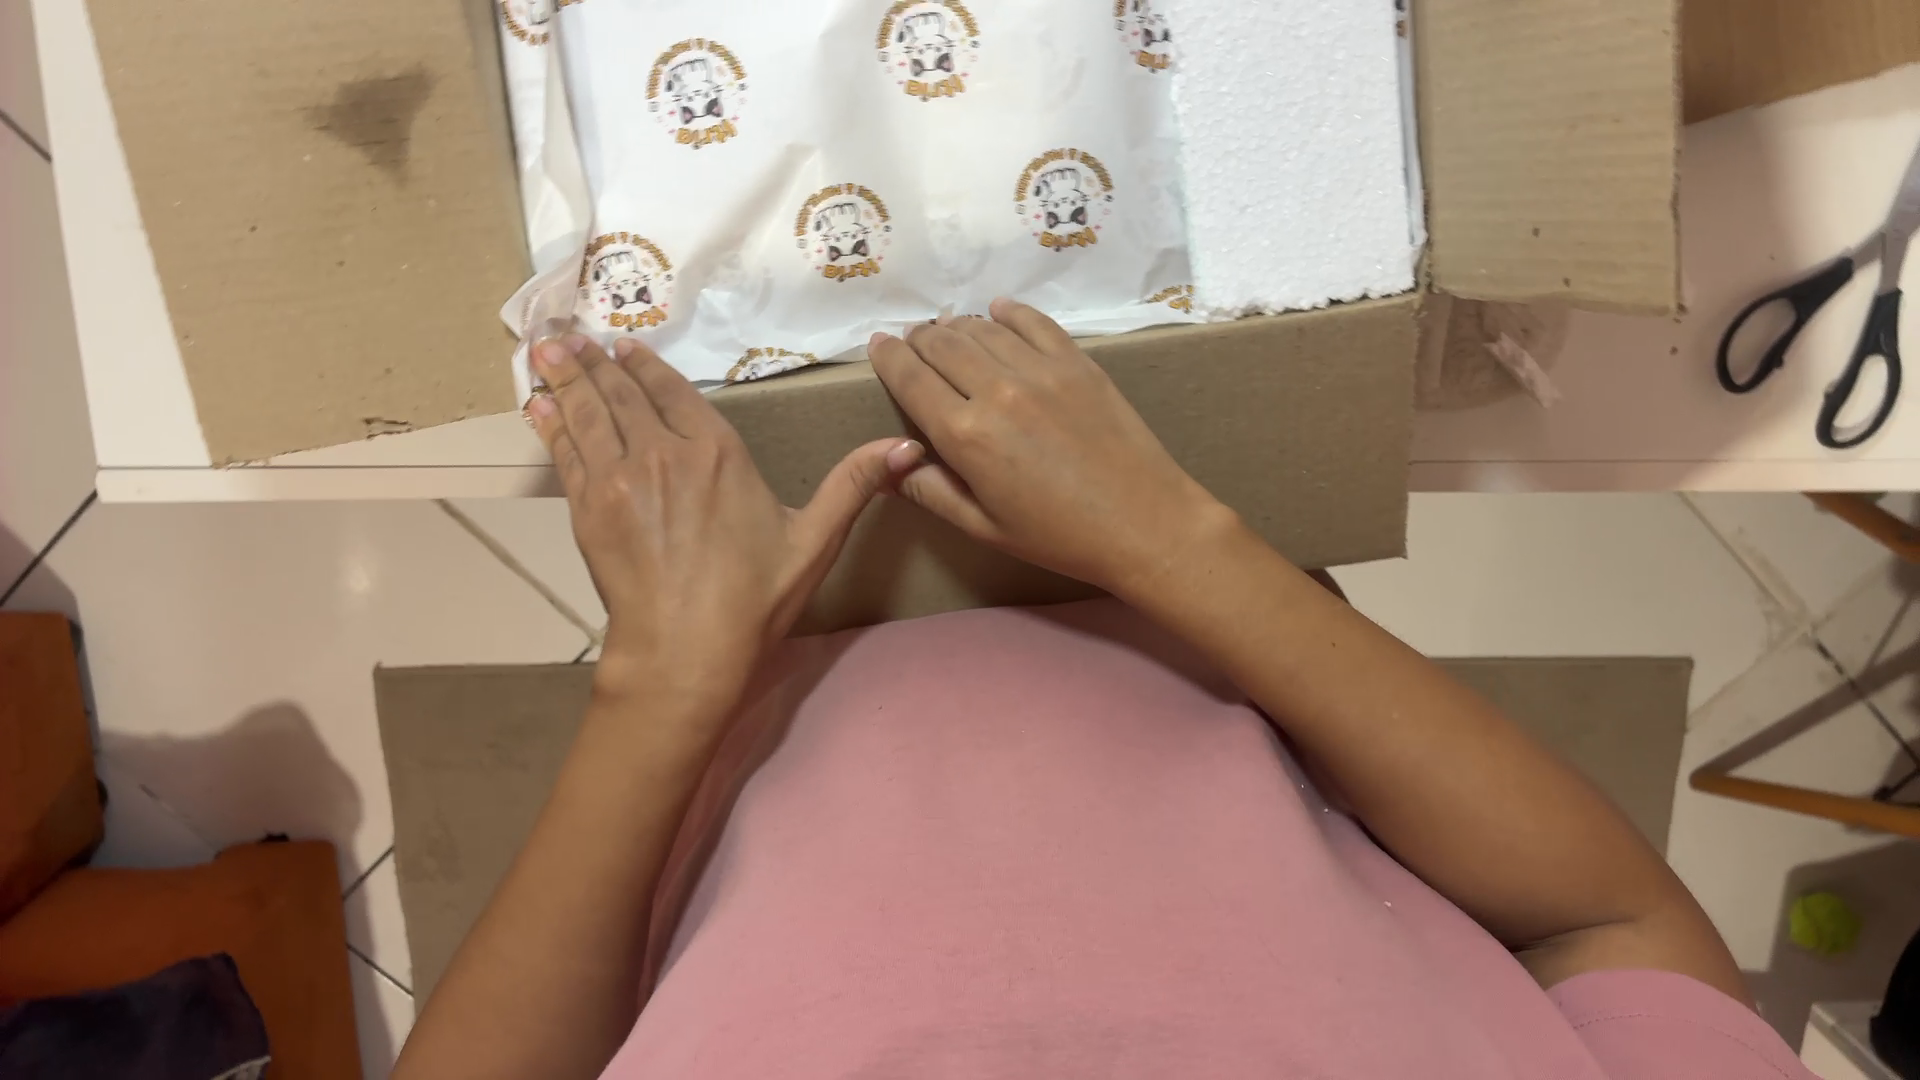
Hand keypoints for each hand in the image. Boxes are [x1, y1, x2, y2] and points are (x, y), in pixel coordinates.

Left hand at [527, 334, 921, 707]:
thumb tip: (908, 448)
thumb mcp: (816, 540)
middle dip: (596, 361)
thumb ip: (853, 485)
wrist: (685, 652)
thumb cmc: (755, 598)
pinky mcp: (586, 509)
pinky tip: (537, 404)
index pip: (673, 392)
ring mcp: (617, 478)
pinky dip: (550, 423)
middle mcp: (661, 452)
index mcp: (716, 453)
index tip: (625, 344)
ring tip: (547, 348)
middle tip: (568, 331)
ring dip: (566, 378)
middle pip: (623, 395)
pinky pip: (565, 452)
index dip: (646, 365)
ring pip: (588, 414)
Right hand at [868, 298, 1235, 598]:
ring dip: (957, 325)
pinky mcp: (1077, 362)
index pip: (911, 378)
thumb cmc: (1057, 536)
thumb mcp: (984, 526)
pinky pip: (1033, 322)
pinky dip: (1009, 312)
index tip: (878, 345)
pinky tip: (998, 311)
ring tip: (948, 331)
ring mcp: (1041, 370)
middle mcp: (997, 390)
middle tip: (912, 341)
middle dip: (919, 338)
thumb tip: (885, 468)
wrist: (1142, 523)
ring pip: (983, 328)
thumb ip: (930, 492)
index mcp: (966, 435)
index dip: (888, 357)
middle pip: (942, 344)